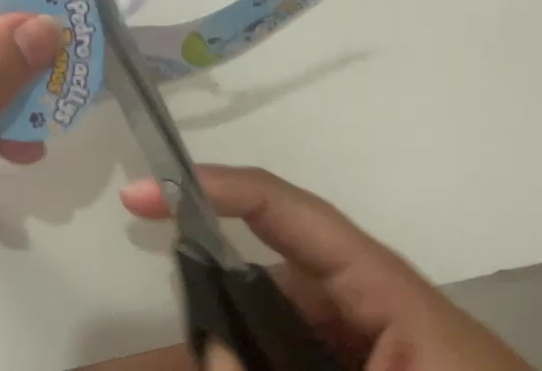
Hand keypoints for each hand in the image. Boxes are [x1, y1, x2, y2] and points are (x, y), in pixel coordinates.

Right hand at [120, 167, 531, 370]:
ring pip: (274, 338)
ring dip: (222, 356)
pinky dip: (254, 367)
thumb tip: (202, 344)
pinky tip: (217, 366)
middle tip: (142, 358)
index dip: (215, 189)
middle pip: (269, 291)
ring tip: (149, 369)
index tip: (142, 196)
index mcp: (399, 303)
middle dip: (203, 318)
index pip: (292, 215)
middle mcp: (381, 317)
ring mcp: (375, 353)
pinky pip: (296, 359)